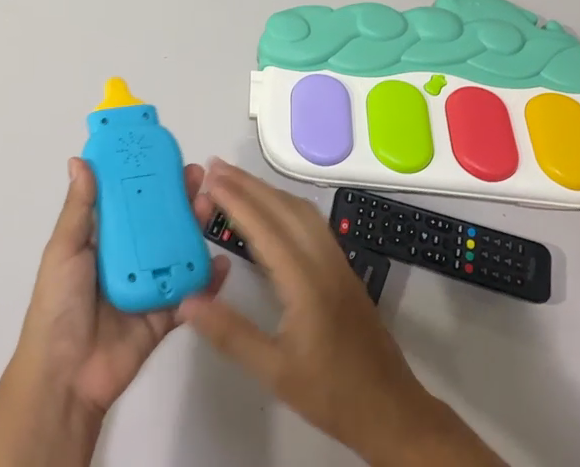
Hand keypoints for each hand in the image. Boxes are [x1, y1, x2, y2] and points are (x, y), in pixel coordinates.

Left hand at [0, 158, 229, 466]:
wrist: (66, 374)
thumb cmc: (59, 305)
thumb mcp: (64, 250)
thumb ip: (80, 208)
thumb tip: (79, 160)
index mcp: (99, 241)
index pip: (126, 202)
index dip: (144, 179)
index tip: (164, 155)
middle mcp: (125, 259)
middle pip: (157, 223)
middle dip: (177, 199)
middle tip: (199, 177)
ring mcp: (147, 287)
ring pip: (176, 252)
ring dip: (195, 229)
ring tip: (211, 207)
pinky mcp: (164, 316)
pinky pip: (189, 294)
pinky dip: (207, 279)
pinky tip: (220, 261)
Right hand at [180, 160, 504, 466]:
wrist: (393, 412)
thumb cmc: (332, 394)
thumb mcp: (274, 371)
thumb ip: (230, 333)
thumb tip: (186, 301)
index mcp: (306, 284)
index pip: (265, 229)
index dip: (236, 201)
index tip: (210, 179)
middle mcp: (325, 264)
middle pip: (285, 210)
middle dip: (249, 184)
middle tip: (214, 167)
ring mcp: (339, 265)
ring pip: (302, 213)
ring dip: (268, 191)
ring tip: (236, 180)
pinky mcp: (345, 273)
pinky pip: (313, 225)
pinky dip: (285, 206)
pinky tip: (272, 211)